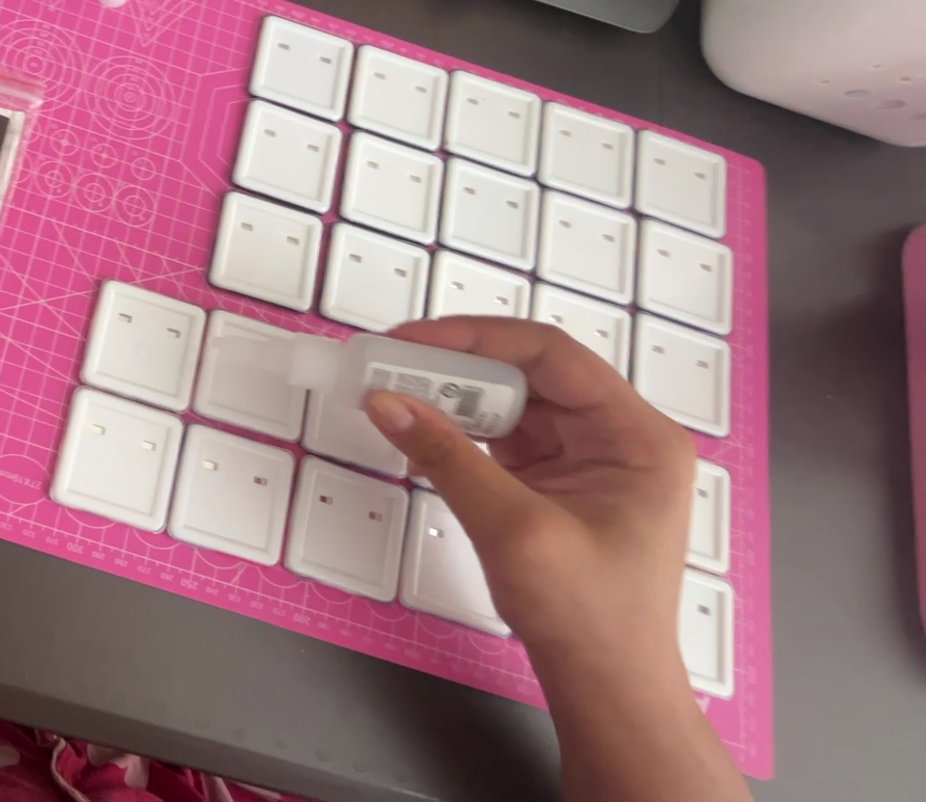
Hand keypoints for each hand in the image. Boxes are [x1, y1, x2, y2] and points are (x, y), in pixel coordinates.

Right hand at [361, 317, 691, 663]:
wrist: (602, 678)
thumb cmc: (584, 610)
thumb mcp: (512, 526)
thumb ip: (446, 456)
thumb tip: (382, 400)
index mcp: (633, 434)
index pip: (549, 355)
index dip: (474, 337)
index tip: (407, 341)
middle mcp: (611, 432)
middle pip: (523, 371)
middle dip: (452, 365)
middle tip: (388, 365)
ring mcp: (579, 452)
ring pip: (503, 397)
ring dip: (447, 394)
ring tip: (392, 392)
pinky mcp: (546, 472)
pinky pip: (493, 429)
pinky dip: (451, 426)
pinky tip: (416, 431)